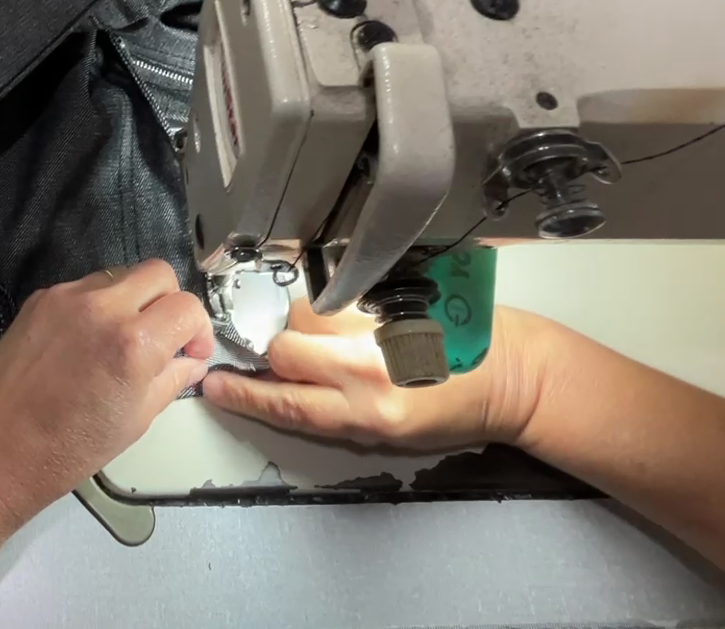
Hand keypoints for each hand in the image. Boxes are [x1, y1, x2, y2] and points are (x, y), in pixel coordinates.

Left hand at [0, 259, 214, 523]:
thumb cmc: (70, 448)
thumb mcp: (137, 420)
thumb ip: (172, 379)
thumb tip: (191, 360)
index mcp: (134, 342)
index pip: (187, 307)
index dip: (198, 330)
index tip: (190, 352)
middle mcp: (103, 306)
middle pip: (159, 272)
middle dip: (170, 302)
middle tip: (162, 337)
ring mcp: (68, 296)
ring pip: (121, 275)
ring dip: (133, 300)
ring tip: (121, 340)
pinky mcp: (42, 296)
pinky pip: (85, 287)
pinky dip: (97, 305)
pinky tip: (85, 341)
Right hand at [202, 302, 558, 451]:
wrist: (510, 372)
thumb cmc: (449, 410)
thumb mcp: (389, 431)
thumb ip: (333, 409)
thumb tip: (280, 383)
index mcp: (369, 414)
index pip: (289, 404)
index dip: (244, 395)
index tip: (213, 384)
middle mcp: (369, 371)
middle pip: (285, 350)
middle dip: (280, 351)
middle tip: (299, 354)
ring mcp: (378, 327)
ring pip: (304, 314)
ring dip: (308, 323)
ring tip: (344, 332)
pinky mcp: (389, 297)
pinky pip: (333, 293)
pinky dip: (333, 302)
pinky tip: (362, 314)